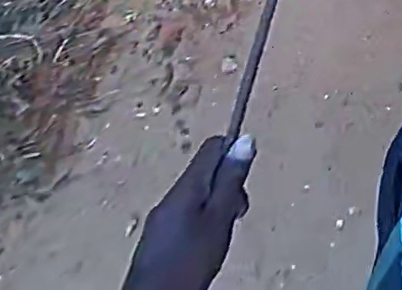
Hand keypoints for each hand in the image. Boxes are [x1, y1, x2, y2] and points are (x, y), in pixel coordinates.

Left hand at [122, 136, 254, 289]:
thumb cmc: (189, 261)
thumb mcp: (220, 218)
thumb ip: (231, 180)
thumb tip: (245, 140)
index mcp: (186, 186)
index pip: (213, 146)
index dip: (233, 154)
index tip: (243, 181)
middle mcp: (170, 196)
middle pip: (205, 172)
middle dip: (226, 187)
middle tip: (235, 215)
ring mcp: (160, 219)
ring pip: (196, 196)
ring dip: (215, 208)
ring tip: (220, 236)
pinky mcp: (155, 241)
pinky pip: (185, 217)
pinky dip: (200, 224)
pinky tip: (203, 248)